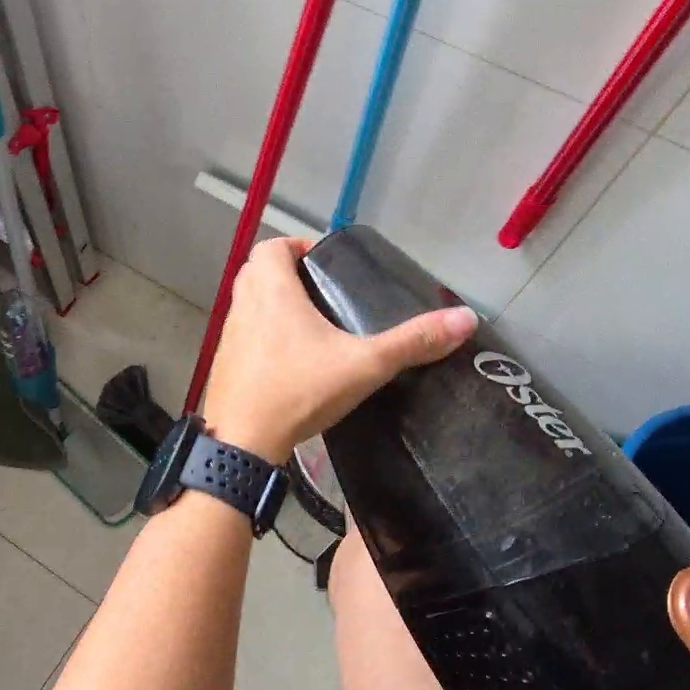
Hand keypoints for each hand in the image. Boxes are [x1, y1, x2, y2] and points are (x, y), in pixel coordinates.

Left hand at [200, 238, 477, 464]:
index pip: (272, 246)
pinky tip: (290, 362)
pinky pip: (243, 338)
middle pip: (257, 271)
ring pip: (248, 305)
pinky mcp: (223, 366)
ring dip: (273, 306)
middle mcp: (243, 306)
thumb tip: (465, 319)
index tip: (326, 264)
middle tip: (323, 293)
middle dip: (287, 274)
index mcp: (270, 291)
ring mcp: (228, 337)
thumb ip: (413, 342)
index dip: (297, 247)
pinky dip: (262, 338)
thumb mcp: (364, 365)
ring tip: (313, 327)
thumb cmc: (298, 392)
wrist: (242, 443)